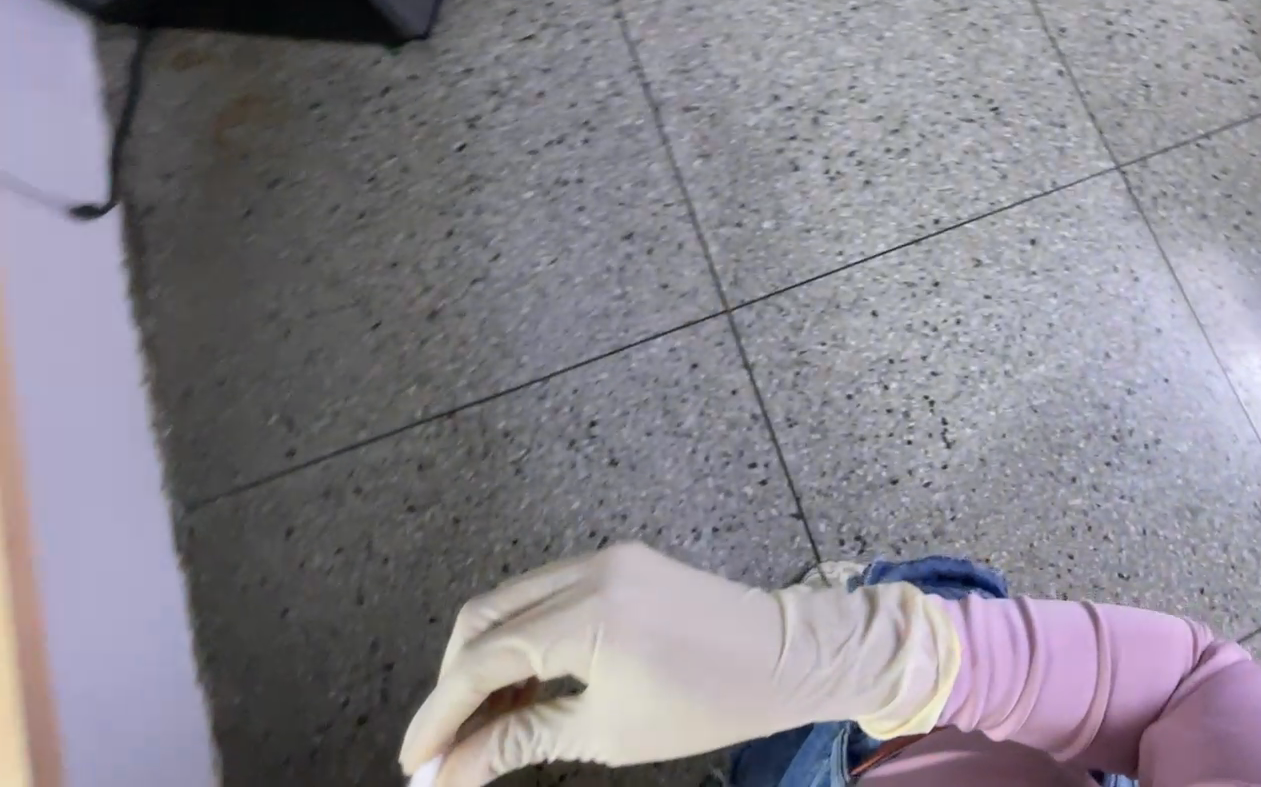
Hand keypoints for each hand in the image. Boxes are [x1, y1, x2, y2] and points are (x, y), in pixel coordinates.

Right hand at [399, 542, 959, 786]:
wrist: (784, 654)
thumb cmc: (702, 702)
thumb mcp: (605, 730)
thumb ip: (518, 738)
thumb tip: (445, 771)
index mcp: (588, 612)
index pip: (483, 658)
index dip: (437, 714)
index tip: (416, 763)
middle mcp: (593, 568)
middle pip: (488, 614)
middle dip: (456, 679)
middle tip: (450, 743)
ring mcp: (613, 556)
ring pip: (519, 597)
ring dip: (492, 652)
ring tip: (490, 719)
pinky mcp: (629, 558)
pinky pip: (556, 588)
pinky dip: (532, 629)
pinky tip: (535, 678)